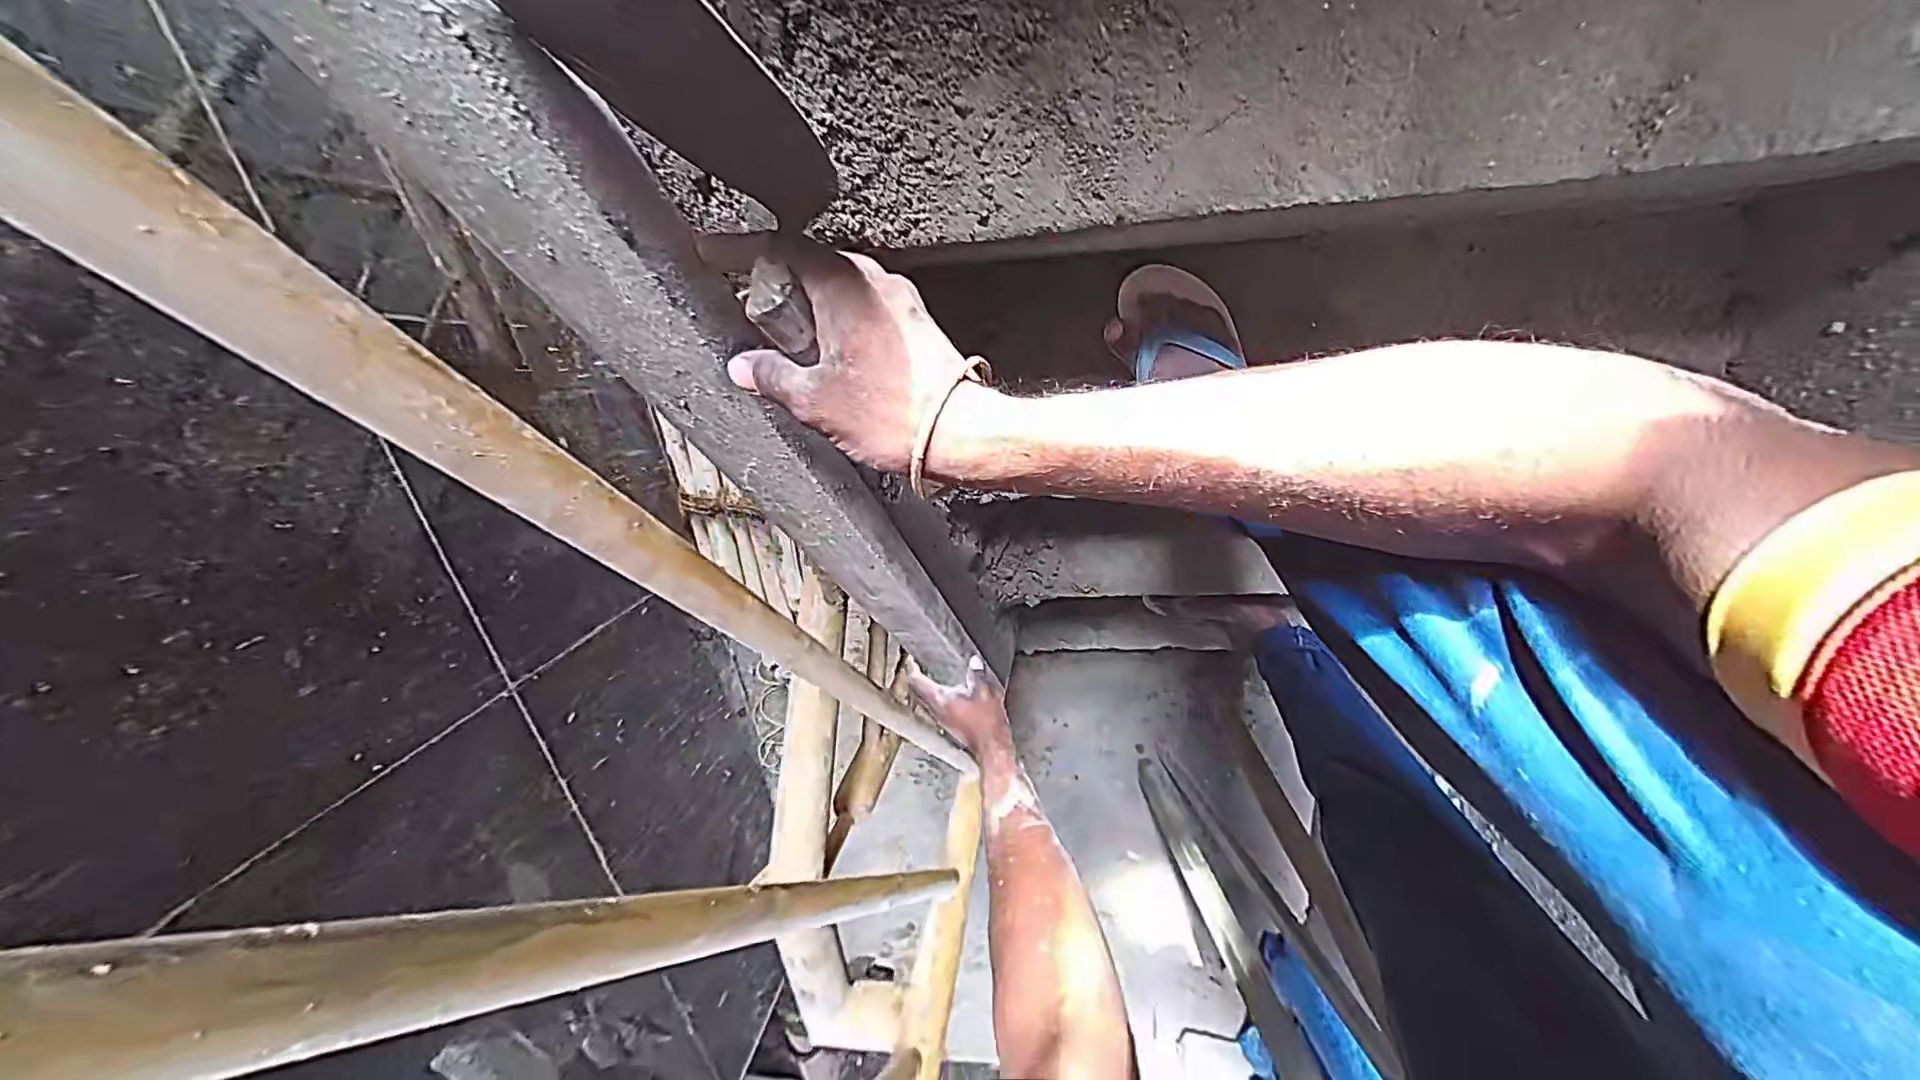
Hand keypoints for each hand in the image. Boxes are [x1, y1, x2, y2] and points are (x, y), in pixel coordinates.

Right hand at [726, 238, 980, 473]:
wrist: (958, 434)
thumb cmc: (897, 415)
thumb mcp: (814, 400)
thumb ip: (771, 376)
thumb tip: (746, 366)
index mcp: (843, 284)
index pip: (778, 246)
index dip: (739, 251)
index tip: (715, 255)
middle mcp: (876, 282)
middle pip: (811, 267)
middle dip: (780, 292)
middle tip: (764, 328)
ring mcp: (901, 302)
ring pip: (841, 291)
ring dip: (814, 313)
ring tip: (804, 358)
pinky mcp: (916, 325)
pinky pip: (868, 312)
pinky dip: (844, 327)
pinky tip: (840, 366)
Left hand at [906, 654, 1010, 755]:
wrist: (991, 747)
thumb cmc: (987, 722)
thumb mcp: (986, 692)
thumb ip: (977, 675)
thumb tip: (974, 661)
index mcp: (941, 700)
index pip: (918, 682)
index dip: (913, 670)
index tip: (912, 661)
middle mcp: (935, 711)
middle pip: (917, 693)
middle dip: (916, 680)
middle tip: (917, 669)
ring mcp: (939, 721)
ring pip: (923, 702)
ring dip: (923, 691)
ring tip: (927, 680)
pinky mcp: (947, 727)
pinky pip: (932, 710)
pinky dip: (932, 701)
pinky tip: (943, 697)